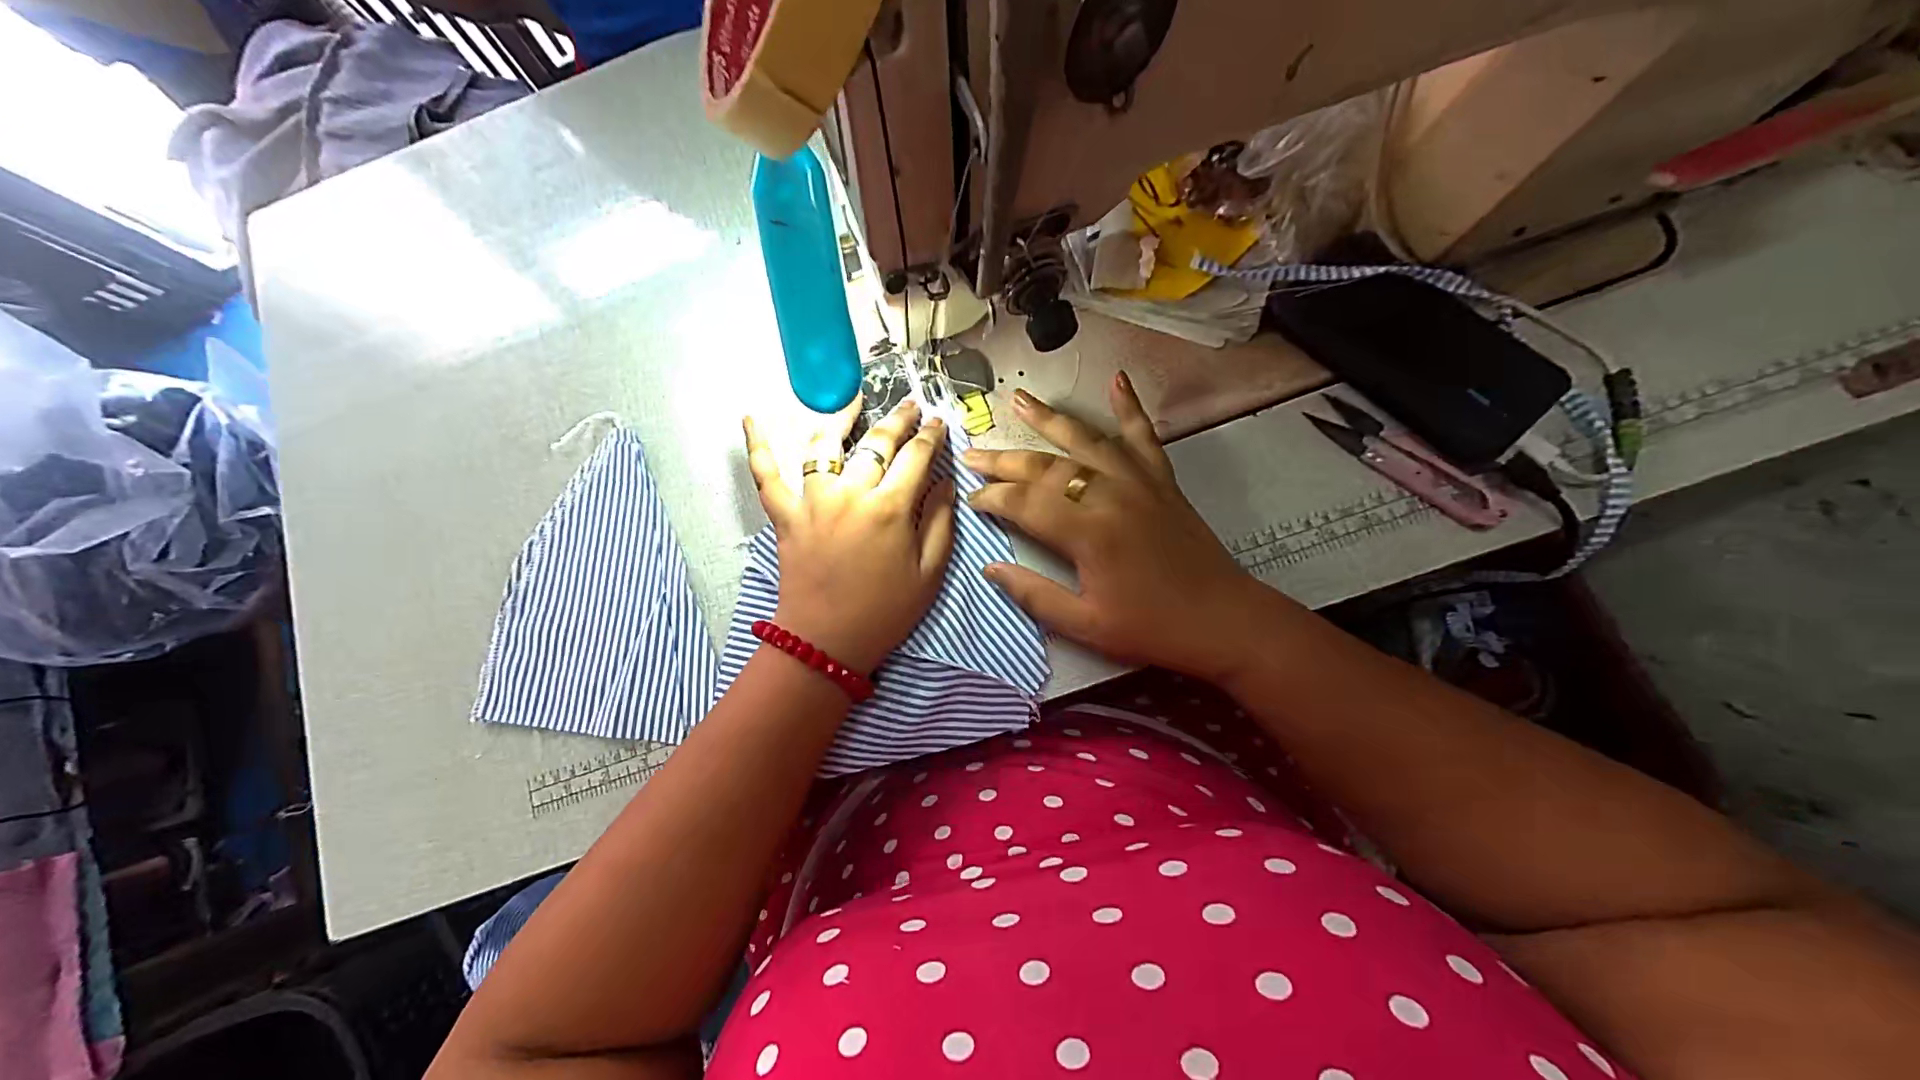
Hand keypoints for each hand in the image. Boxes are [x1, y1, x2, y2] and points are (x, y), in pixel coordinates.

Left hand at [743, 399, 955, 673]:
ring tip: (853, 401)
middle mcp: (850, 495)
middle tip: (910, 405)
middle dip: (898, 420)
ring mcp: (813, 502)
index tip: (938, 423)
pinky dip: (758, 447)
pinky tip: (749, 419)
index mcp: (890, 509)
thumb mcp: (929, 572)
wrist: (826, 643)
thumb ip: (940, 522)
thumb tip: (946, 482)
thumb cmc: (885, 612)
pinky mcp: (785, 516)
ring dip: (840, 419)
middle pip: (876, 443)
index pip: (916, 457)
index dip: (931, 436)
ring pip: (825, 448)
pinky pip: (767, 476)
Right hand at [963, 374, 1262, 681]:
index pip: (1024, 503)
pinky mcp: (1163, 482)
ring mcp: (1139, 483)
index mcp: (1088, 533)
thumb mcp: (1086, 625)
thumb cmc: (1152, 628)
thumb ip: (1035, 595)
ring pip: (1086, 440)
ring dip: (1050, 418)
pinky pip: (1143, 437)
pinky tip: (1118, 381)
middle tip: (972, 453)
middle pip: (1046, 467)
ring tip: (1019, 399)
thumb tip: (991, 568)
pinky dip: (1130, 408)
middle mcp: (1110, 496)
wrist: (1223, 620)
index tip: (971, 498)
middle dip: (1004, 460)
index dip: (993, 498)